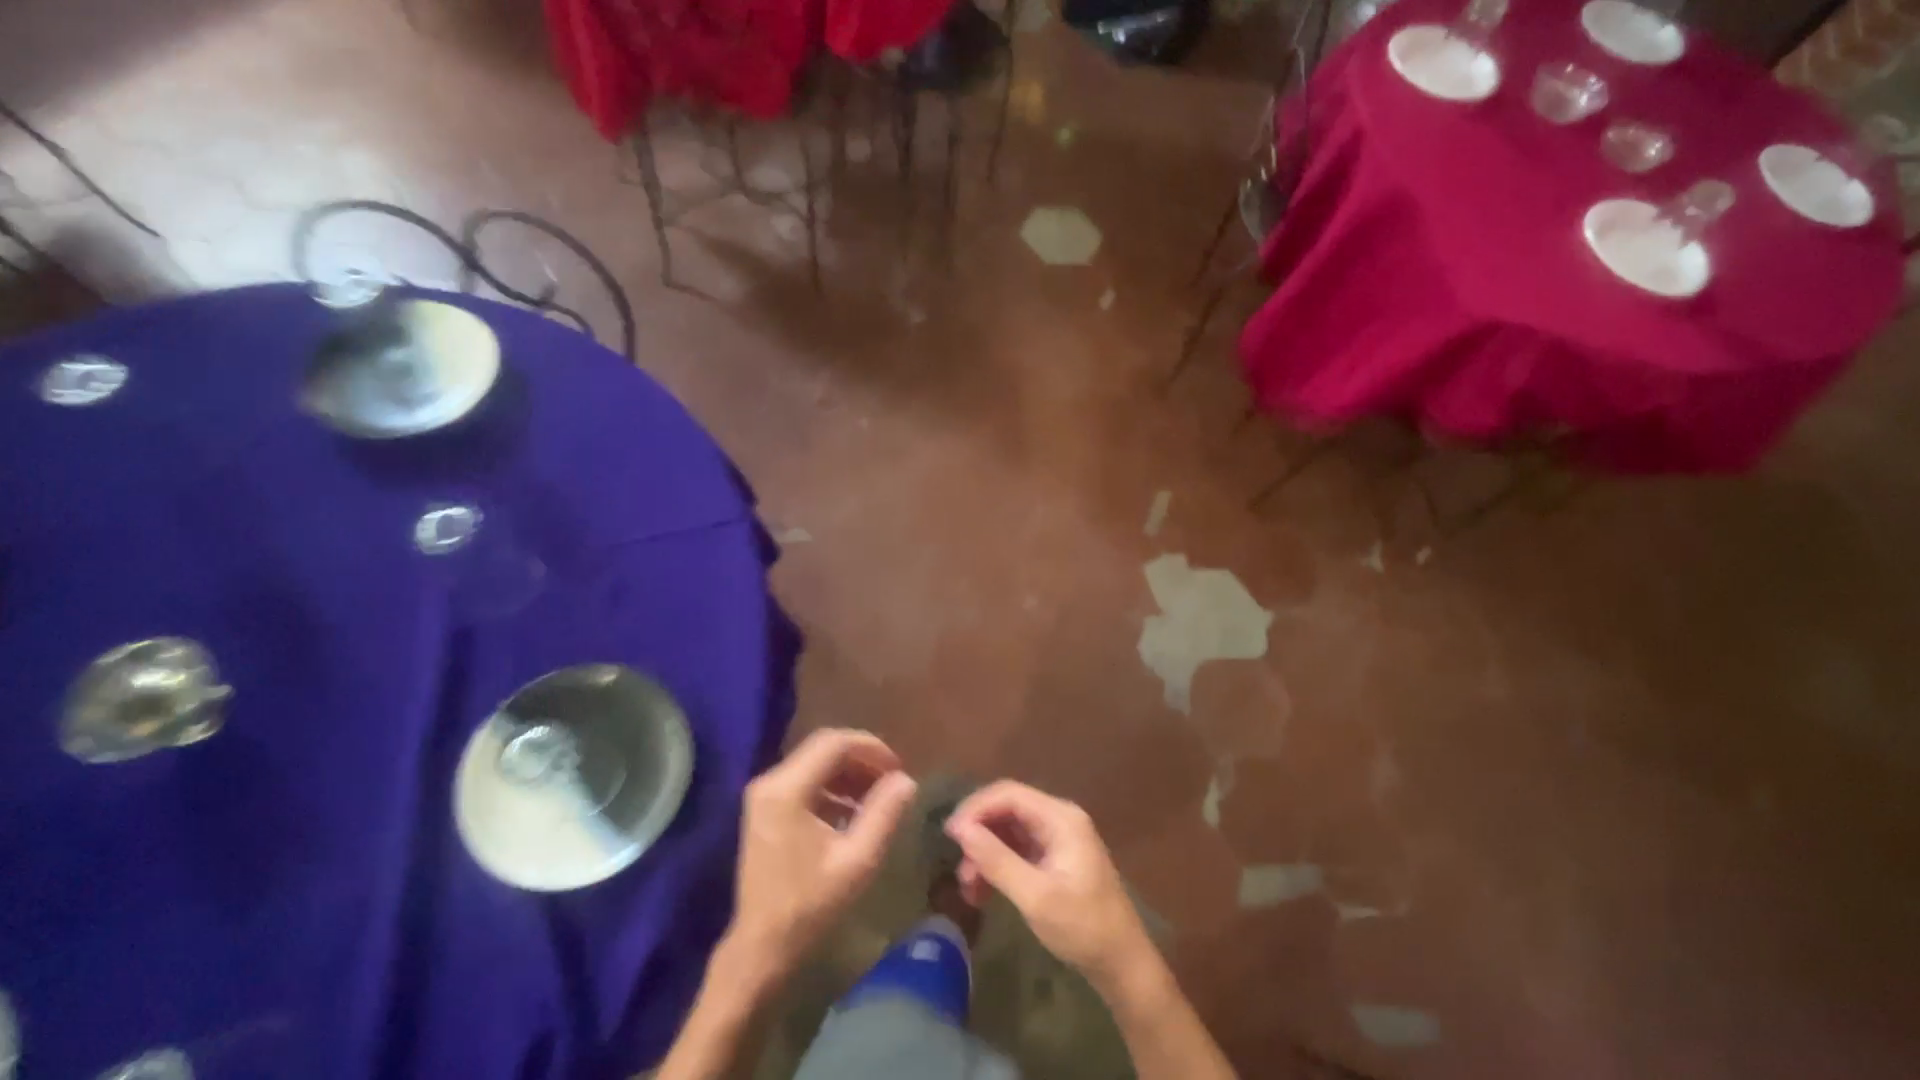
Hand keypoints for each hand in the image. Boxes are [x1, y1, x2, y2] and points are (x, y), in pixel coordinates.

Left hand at [728, 728, 917, 976]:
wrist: (762, 945)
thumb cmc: (810, 905)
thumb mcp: (857, 860)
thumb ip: (884, 814)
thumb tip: (905, 780)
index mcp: (787, 789)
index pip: (834, 743)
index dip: (871, 748)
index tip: (899, 768)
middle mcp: (769, 783)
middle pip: (822, 750)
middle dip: (862, 761)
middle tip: (892, 782)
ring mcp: (763, 797)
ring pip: (813, 766)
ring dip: (848, 775)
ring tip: (879, 799)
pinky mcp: (764, 812)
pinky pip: (803, 784)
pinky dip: (831, 790)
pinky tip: (853, 814)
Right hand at [945, 781, 1155, 991]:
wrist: (1121, 963)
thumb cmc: (1082, 928)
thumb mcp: (1035, 896)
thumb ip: (997, 859)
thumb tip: (959, 829)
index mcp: (1061, 819)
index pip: (1008, 794)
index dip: (975, 809)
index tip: (948, 835)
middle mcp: (1060, 820)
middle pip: (1007, 810)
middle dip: (978, 835)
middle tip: (958, 868)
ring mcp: (1058, 839)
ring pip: (1008, 832)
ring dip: (985, 854)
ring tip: (968, 889)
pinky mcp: (1054, 860)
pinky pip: (1017, 850)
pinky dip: (998, 866)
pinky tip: (982, 892)